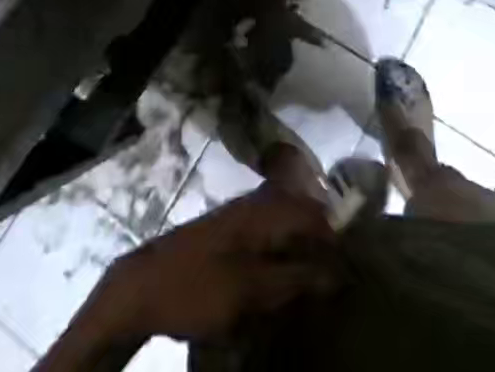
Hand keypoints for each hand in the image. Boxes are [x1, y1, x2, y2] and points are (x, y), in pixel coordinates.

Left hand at [84, 186, 338, 343]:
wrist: (141, 288)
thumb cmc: (197, 287)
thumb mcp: (251, 290)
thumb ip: (296, 278)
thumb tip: (339, 272)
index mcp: (261, 211)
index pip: (315, 212)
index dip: (338, 238)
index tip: (353, 268)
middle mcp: (253, 204)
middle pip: (301, 213)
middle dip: (322, 241)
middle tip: (336, 277)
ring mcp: (238, 217)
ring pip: (284, 224)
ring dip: (302, 249)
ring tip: (315, 282)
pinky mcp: (227, 233)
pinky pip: (268, 235)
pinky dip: (282, 253)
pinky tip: (284, 279)